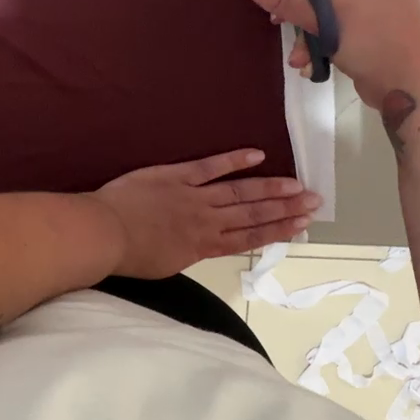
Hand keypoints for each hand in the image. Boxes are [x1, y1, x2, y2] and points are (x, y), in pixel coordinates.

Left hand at [92, 149, 317, 278]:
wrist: (105, 233)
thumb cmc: (127, 256)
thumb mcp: (164, 265)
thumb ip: (186, 253)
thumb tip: (198, 246)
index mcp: (203, 247)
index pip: (248, 239)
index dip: (277, 231)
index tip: (301, 226)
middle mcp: (206, 222)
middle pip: (253, 215)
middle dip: (285, 209)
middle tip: (315, 202)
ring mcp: (194, 197)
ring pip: (240, 192)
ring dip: (271, 188)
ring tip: (298, 185)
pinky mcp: (176, 176)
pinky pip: (210, 166)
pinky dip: (234, 160)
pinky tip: (257, 154)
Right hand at [237, 0, 419, 109]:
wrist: (412, 87)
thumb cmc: (371, 42)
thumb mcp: (321, 19)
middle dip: (296, 1)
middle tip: (277, 20)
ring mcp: (377, 3)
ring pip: (328, 4)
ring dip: (306, 27)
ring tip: (295, 52)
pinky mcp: (375, 27)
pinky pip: (340, 22)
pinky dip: (323, 38)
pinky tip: (309, 62)